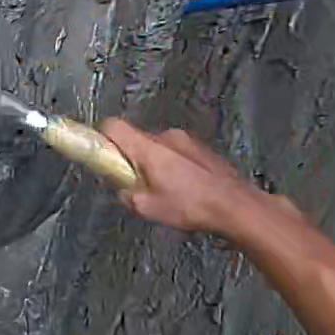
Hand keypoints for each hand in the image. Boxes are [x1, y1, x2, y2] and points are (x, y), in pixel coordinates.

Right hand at [99, 119, 285, 237]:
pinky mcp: (201, 149)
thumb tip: (124, 192)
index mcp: (148, 148)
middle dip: (130, 160)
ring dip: (154, 164)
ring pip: (157, 147)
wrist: (235, 206)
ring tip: (164, 192)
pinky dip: (172, 167)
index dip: (101, 137)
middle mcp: (166, 137)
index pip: (113, 126)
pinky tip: (183, 190)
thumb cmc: (191, 206)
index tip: (99, 154)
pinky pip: (176, 153)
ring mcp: (186, 141)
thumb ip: (128, 196)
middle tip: (136, 185)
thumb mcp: (148, 208)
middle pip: (136, 139)